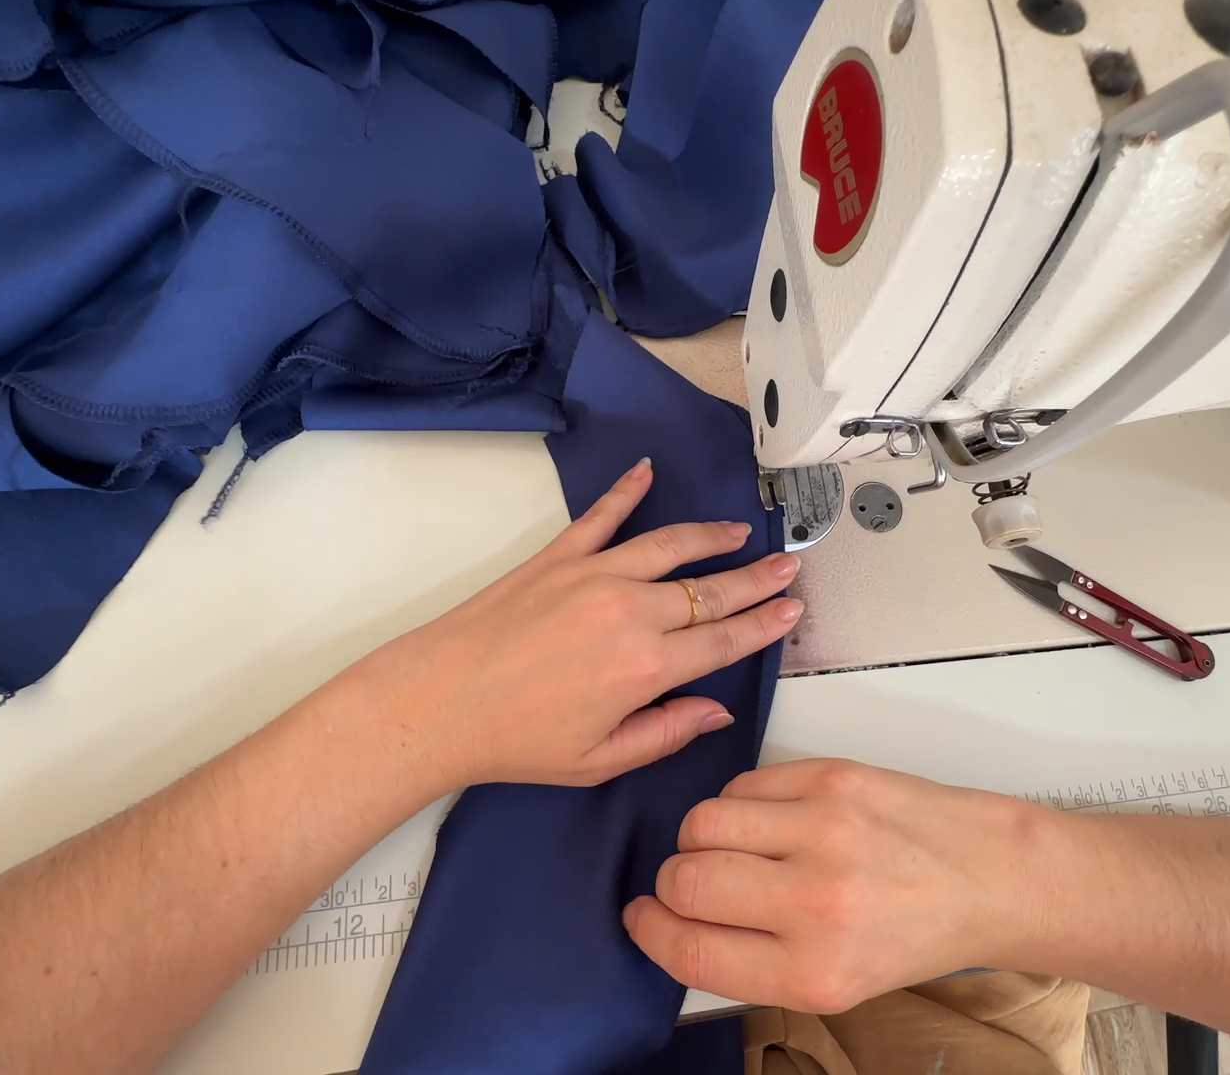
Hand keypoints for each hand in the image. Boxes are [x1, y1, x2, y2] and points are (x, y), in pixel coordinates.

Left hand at [332, 457, 801, 789]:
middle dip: (756, 577)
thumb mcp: (601, 758)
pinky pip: (601, 516)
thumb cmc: (517, 741)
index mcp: (648, 667)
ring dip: (710, 535)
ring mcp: (595, 575)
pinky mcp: (559, 557)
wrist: (437, 702)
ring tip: (739, 529)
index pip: (726, 640)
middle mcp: (632, 611)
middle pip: (711, 590)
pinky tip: (645, 470)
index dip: (765, 623)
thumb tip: (718, 709)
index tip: (792, 607)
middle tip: (787, 563)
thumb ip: (668, 731)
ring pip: (670, 545)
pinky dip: (625, 491)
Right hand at [622, 759, 1049, 1012]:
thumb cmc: (910, 931)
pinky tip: (770, 818)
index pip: (693, 951)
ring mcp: (822, 828)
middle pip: (687, 879)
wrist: (983, 873)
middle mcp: (816, 901)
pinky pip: (742, 784)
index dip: (651, 931)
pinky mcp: (829, 775)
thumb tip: (674, 918)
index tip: (642, 916)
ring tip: (733, 845)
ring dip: (700, 836)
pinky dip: (740, 803)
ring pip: (703, 820)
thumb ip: (752, 957)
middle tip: (691, 881)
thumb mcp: (835, 979)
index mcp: (815, 971)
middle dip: (672, 882)